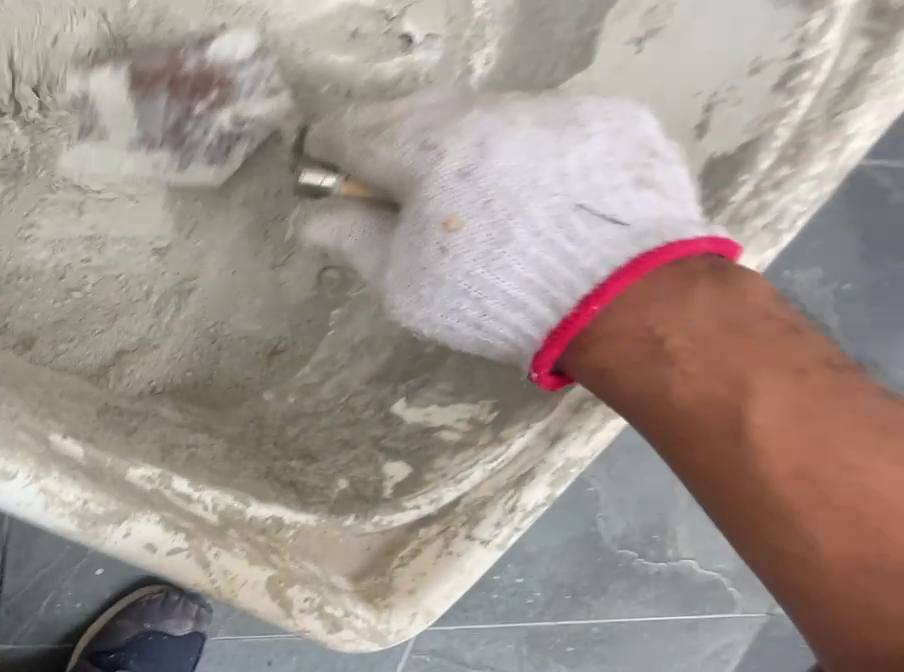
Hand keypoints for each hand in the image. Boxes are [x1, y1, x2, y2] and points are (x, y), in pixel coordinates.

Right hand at [299, 90, 735, 386]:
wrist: (624, 298)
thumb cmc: (485, 295)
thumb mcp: (397, 281)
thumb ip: (350, 237)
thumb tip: (312, 213)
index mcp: (427, 149)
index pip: (357, 131)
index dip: (329, 145)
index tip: (316, 157)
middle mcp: (489, 111)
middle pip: (418, 109)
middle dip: (387, 134)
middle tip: (375, 168)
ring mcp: (554, 109)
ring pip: (481, 114)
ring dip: (453, 140)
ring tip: (450, 184)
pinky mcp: (610, 118)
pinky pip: (540, 125)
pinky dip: (513, 149)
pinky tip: (519, 189)